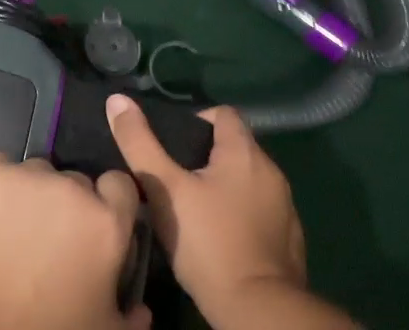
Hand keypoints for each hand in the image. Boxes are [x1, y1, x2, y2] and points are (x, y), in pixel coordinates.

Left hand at [0, 152, 151, 329]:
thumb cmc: (52, 328)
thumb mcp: (107, 329)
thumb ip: (131, 315)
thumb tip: (141, 309)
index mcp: (107, 222)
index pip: (119, 185)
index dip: (110, 202)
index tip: (97, 224)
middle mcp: (69, 187)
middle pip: (75, 181)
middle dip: (69, 204)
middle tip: (53, 236)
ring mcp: (24, 176)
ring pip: (37, 172)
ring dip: (33, 192)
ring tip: (17, 225)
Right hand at [108, 96, 353, 329]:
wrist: (256, 309)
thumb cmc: (207, 240)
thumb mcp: (162, 187)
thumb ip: (139, 142)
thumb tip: (117, 100)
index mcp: (245, 155)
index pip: (223, 114)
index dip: (196, 119)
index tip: (170, 141)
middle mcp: (272, 174)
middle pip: (235, 147)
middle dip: (204, 155)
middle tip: (170, 174)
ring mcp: (286, 209)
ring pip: (247, 180)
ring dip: (223, 184)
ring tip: (190, 205)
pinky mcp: (290, 240)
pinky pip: (260, 210)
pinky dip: (239, 212)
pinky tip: (216, 233)